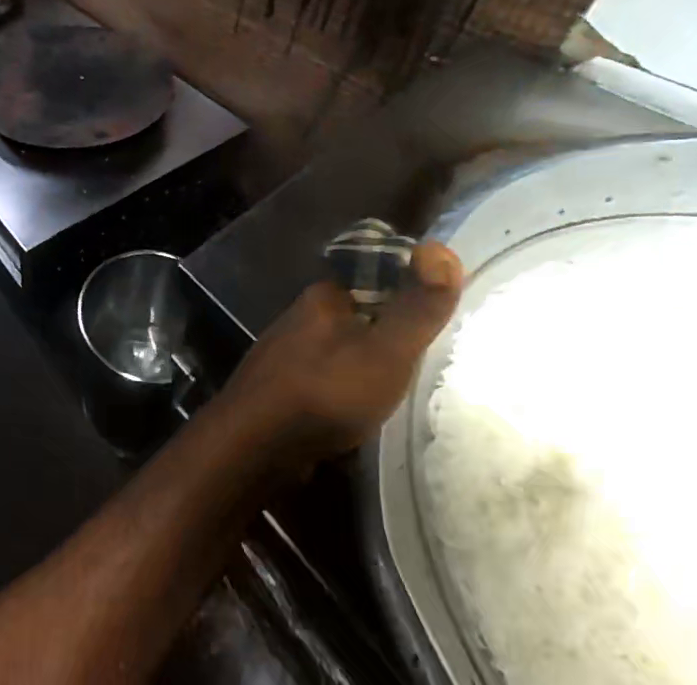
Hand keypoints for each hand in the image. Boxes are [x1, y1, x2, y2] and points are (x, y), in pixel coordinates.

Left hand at [220, 242, 463, 466]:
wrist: (252, 448)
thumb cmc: (325, 391)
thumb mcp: (386, 350)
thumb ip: (416, 307)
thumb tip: (444, 249)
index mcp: (325, 295)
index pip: (375, 275)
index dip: (407, 291)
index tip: (433, 317)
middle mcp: (300, 316)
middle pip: (357, 314)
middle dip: (385, 332)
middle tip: (420, 359)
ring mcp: (284, 354)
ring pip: (338, 349)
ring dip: (363, 365)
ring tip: (394, 390)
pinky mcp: (277, 390)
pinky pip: (323, 381)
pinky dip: (343, 392)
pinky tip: (357, 413)